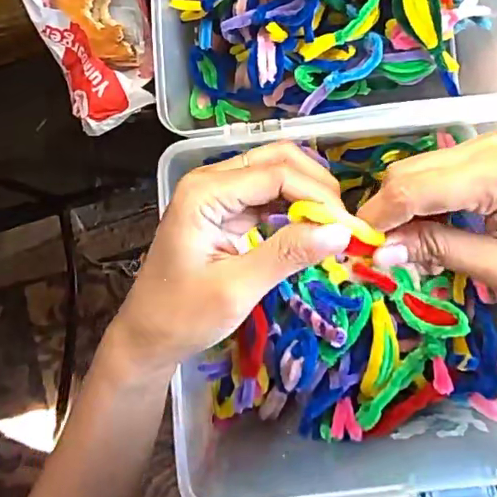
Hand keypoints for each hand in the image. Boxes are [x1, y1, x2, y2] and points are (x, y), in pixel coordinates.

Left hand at [107, 142, 356, 377]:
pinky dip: (294, 206)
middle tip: (344, 224)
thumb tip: (341, 233)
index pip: (276, 173)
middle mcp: (211, 180)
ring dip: (308, 193)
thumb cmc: (182, 316)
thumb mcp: (236, 289)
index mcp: (205, 191)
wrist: (146, 337)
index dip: (318, 196)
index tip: (349, 227)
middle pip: (277, 159)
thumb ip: (287, 254)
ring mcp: (218, 191)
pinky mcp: (226, 208)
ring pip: (275, 171)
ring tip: (334, 226)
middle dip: (316, 186)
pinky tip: (312, 228)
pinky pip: (268, 194)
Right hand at [357, 131, 496, 307]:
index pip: (409, 188)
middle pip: (408, 172)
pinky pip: (443, 171)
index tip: (356, 252)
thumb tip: (381, 251)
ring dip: (404, 205)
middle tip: (376, 256)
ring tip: (402, 248)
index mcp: (494, 171)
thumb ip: (441, 252)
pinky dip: (426, 198)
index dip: (376, 219)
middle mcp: (487, 145)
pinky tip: (429, 229)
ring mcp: (492, 144)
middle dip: (385, 212)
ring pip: (421, 169)